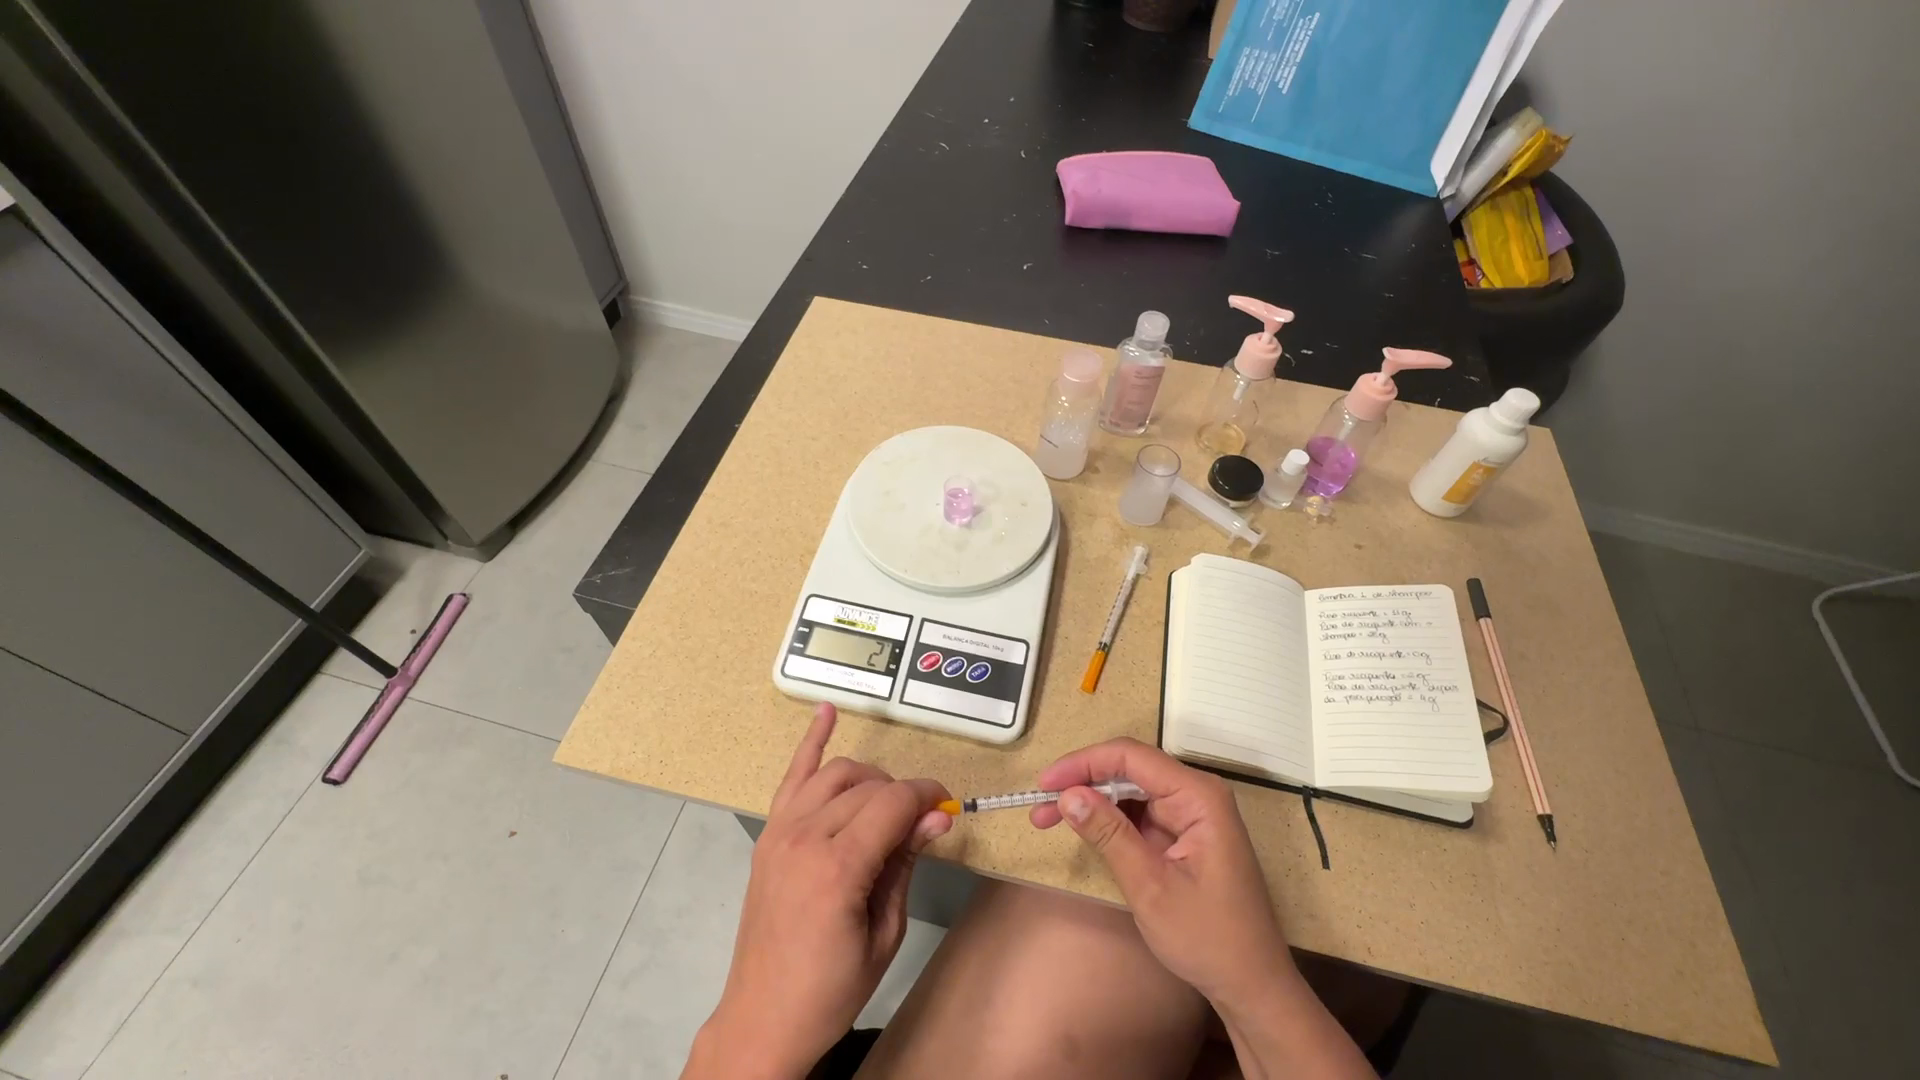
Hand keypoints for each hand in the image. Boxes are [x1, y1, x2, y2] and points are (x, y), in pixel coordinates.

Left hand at [689, 703, 951, 1078]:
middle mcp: (805, 836)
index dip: (927, 797)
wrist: (763, 1016)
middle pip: (869, 787)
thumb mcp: (884, 933)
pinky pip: (791, 776)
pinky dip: (810, 741)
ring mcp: (780, 831)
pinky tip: (826, 712)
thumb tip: (936, 819)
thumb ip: (904, 865)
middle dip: (904, 795)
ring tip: (889, 802)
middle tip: (925, 821)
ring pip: (836, 774)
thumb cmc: (831, 988)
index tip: (947, 808)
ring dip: (870, 777)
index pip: (894, 804)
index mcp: (838, 868)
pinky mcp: (769, 834)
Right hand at [1030, 737, 1292, 1007]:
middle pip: (1129, 769)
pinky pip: (1140, 813)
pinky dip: (1108, 820)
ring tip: (1048, 818)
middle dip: (1082, 783)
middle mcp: (1196, 794)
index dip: (1083, 763)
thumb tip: (1068, 795)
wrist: (1251, 985)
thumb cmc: (1207, 937)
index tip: (1044, 784)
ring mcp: (1191, 814)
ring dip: (1091, 801)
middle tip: (1039, 807)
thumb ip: (1109, 834)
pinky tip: (1082, 829)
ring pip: (1131, 790)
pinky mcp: (1183, 834)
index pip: (1131, 757)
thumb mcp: (1150, 886)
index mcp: (1198, 796)